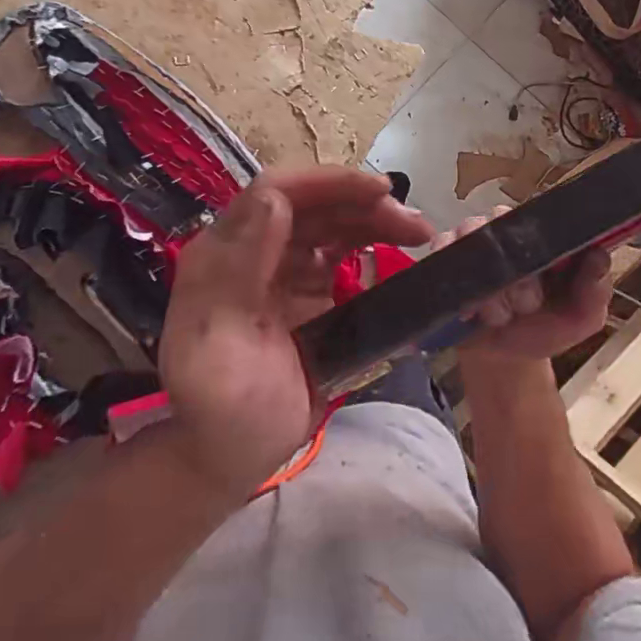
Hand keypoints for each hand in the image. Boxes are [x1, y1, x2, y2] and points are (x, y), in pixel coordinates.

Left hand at [160, 167, 433, 495]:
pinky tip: (402, 252)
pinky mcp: (308, 289)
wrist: (232, 458)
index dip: (328, 183)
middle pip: (313, 205)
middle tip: (415, 224)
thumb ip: (239, 273)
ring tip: (420, 232)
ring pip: (333, 224)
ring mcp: (282, 269)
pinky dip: (375, 245)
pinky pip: (344, 252)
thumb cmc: (224, 413)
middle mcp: (253, 252)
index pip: (276, 194)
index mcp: (223, 256)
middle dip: (364, 203)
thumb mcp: (220, 349)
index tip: (379, 191)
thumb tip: (273, 199)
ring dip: (376, 220)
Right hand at [444, 207, 613, 363]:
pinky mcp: (447, 256)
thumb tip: (599, 256)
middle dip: (516, 272)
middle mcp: (509, 230)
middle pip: (503, 221)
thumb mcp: (581, 318)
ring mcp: (475, 240)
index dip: (543, 241)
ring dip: (488, 282)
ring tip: (498, 315)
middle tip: (526, 307)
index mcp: (545, 237)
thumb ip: (595, 291)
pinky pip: (443, 249)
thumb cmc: (547, 327)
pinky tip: (471, 310)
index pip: (542, 216)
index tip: (548, 273)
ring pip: (472, 234)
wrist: (504, 357)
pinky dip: (456, 279)